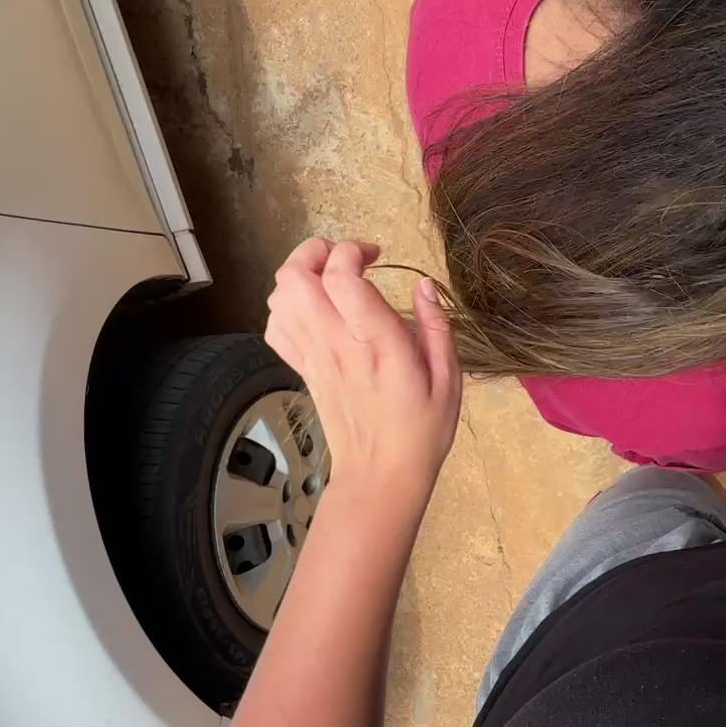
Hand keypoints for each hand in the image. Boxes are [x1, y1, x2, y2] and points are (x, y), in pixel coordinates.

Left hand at [264, 237, 460, 501]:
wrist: (382, 476)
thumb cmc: (423, 430)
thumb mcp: (449, 379)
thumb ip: (438, 328)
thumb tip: (424, 286)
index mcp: (377, 342)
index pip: (341, 276)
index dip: (351, 250)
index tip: (375, 255)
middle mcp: (336, 343)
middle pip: (295, 276)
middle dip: (315, 251)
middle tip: (344, 257)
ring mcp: (314, 357)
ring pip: (279, 297)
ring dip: (300, 275)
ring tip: (330, 279)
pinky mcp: (304, 370)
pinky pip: (276, 327)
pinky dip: (286, 307)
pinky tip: (314, 311)